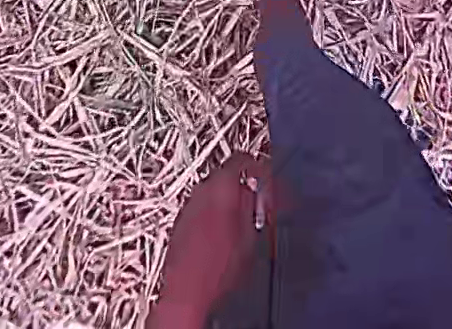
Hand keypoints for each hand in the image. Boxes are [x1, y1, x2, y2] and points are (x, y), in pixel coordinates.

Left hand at [147, 152, 271, 328]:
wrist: (187, 292)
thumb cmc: (218, 268)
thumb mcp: (251, 235)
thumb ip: (258, 205)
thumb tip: (266, 192)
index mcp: (221, 185)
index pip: (243, 159)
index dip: (259, 168)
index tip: (269, 179)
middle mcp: (202, 188)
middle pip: (228, 174)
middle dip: (246, 187)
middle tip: (261, 206)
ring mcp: (190, 203)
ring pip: (215, 191)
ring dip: (231, 201)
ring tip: (245, 225)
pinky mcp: (182, 219)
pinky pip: (203, 205)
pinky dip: (216, 212)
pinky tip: (225, 235)